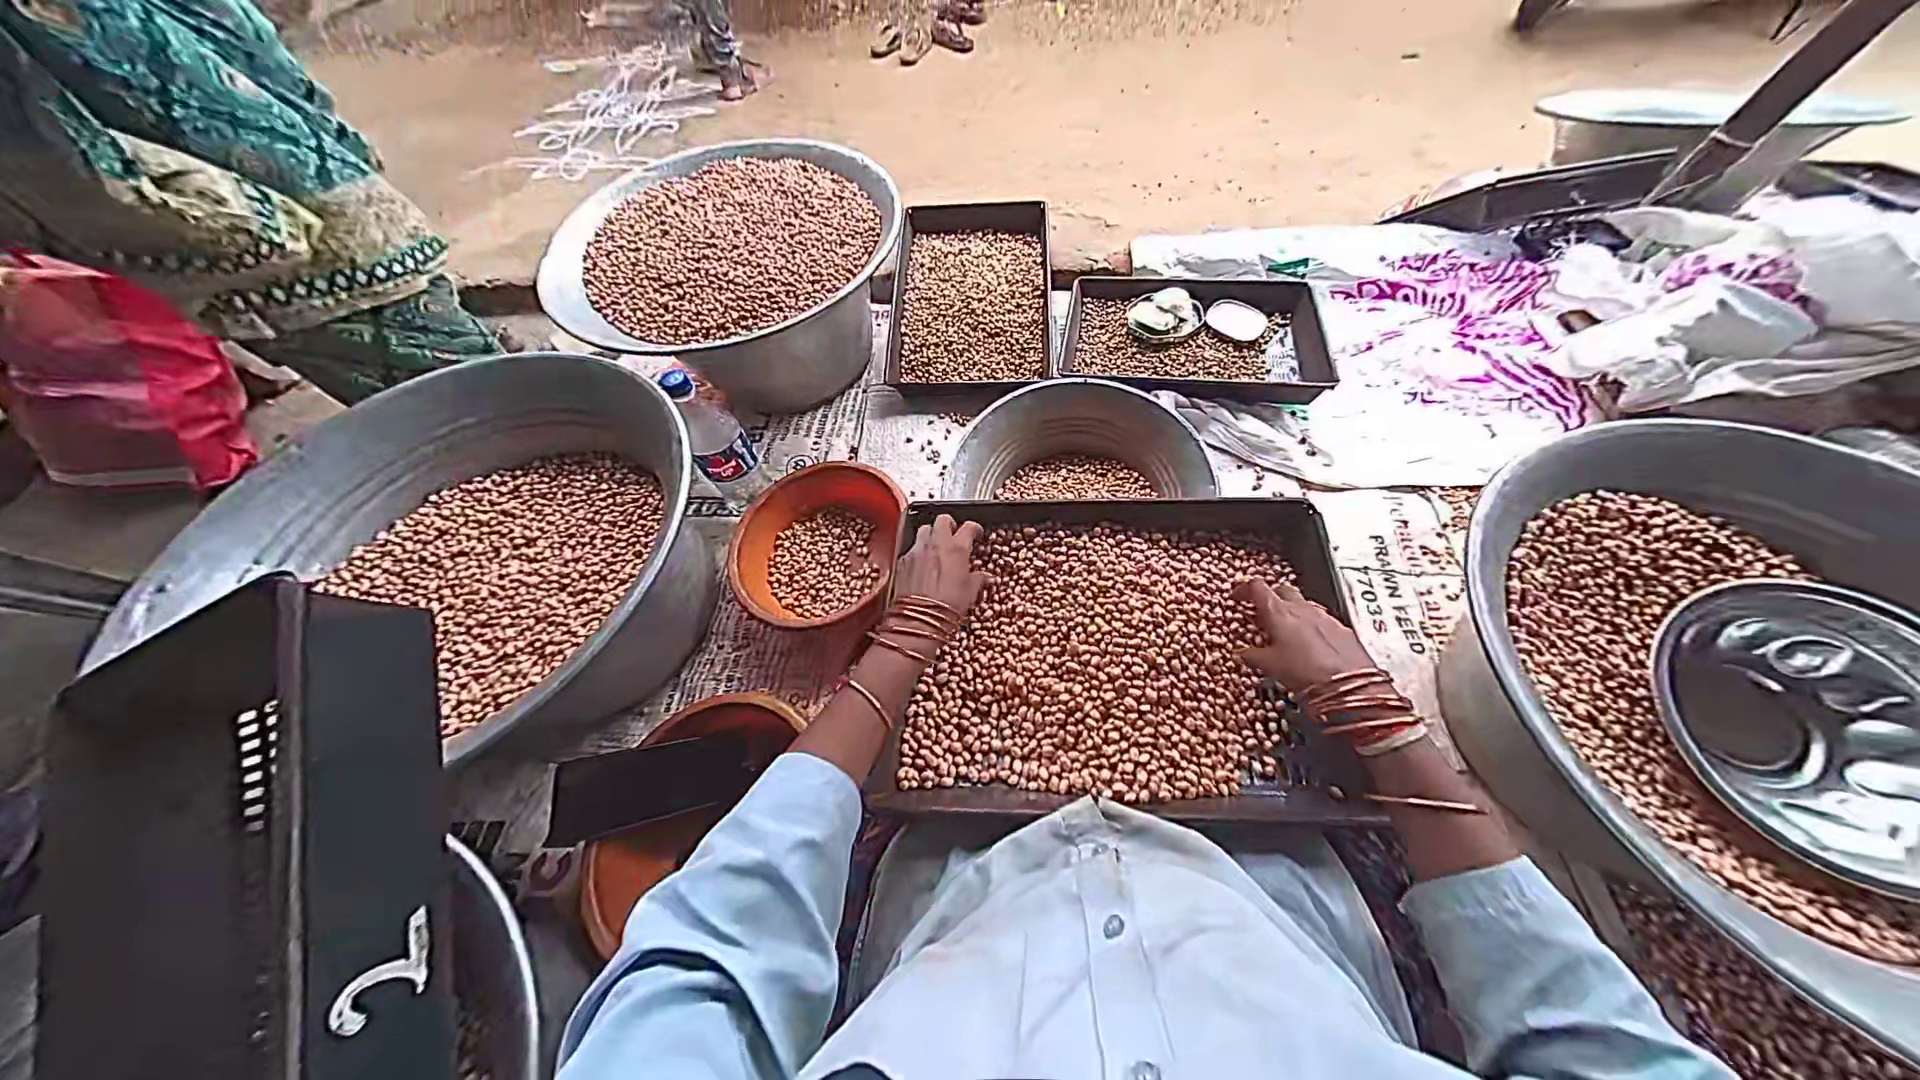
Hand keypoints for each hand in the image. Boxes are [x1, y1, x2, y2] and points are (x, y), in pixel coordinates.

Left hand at [893, 514, 990, 618]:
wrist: (920, 618)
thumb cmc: (947, 605)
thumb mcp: (970, 591)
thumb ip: (978, 579)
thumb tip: (985, 577)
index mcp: (957, 548)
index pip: (968, 527)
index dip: (974, 528)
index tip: (975, 532)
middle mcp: (935, 544)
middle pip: (942, 519)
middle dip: (949, 524)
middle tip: (953, 532)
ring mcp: (916, 550)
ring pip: (923, 530)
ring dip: (931, 534)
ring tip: (936, 546)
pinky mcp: (902, 561)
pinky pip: (911, 549)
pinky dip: (918, 552)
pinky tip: (922, 564)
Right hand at [1233, 578, 1377, 691]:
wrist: (1351, 685)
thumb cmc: (1309, 672)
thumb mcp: (1269, 666)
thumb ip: (1251, 655)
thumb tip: (1242, 653)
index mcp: (1279, 612)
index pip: (1257, 587)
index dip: (1244, 589)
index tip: (1238, 596)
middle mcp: (1302, 608)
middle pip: (1282, 589)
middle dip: (1270, 596)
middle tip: (1261, 611)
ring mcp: (1325, 617)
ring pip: (1304, 604)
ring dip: (1292, 611)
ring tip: (1285, 631)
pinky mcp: (1343, 629)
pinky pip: (1322, 620)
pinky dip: (1311, 626)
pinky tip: (1309, 644)